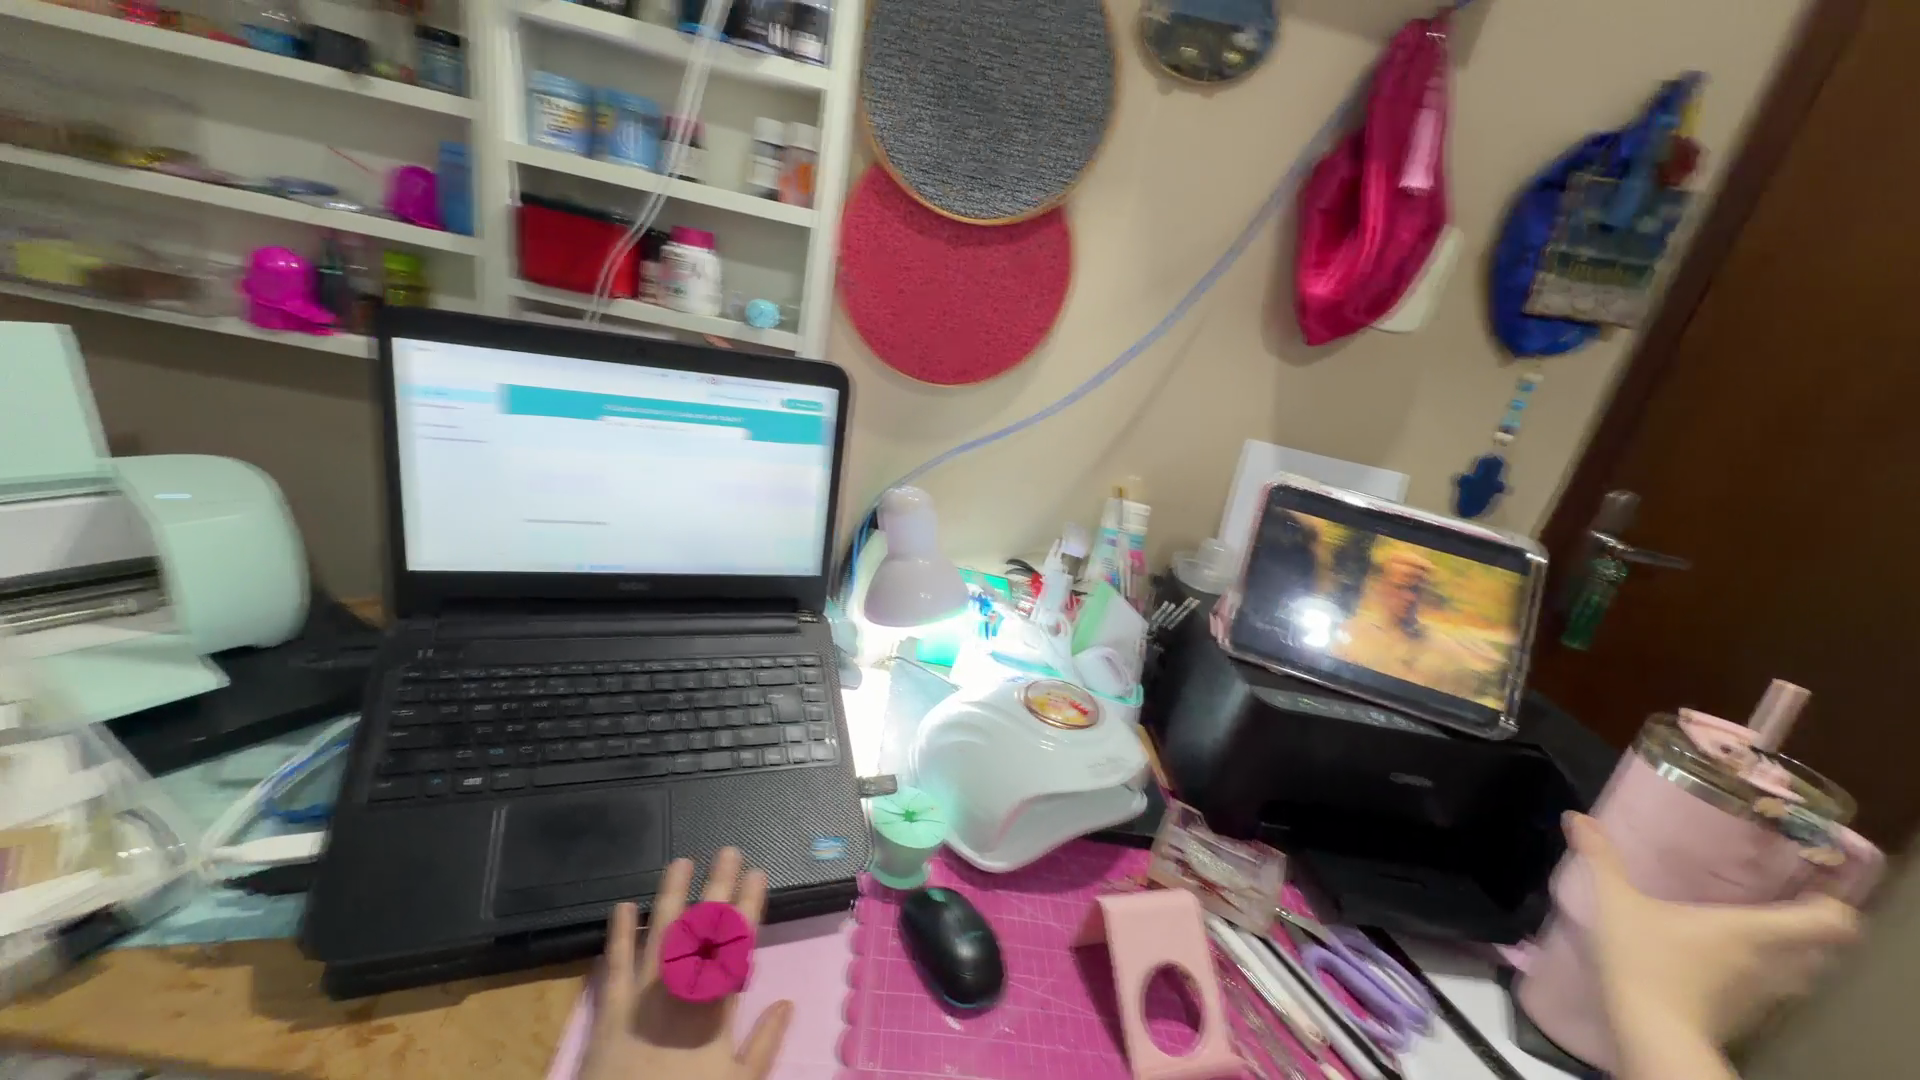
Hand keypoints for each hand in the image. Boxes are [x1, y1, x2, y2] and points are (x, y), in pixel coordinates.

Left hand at [581, 848, 792, 1079]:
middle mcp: (680, 995)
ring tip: (681, 862)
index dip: (748, 908)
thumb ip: (763, 1045)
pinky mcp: (609, 1014)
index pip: (737, 947)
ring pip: (659, 937)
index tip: (757, 874)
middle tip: (727, 852)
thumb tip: (787, 1004)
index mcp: (714, 1013)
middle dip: (717, 888)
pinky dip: (618, 936)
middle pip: (702, 932)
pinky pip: (614, 967)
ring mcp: (642, 1000)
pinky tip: (621, 907)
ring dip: (670, 896)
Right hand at [1566, 812, 1861, 1048]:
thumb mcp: (1614, 902)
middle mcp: (1772, 962)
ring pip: (1801, 973)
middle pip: (1821, 949)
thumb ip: (1600, 858)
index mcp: (1751, 930)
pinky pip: (1774, 992)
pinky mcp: (1749, 1016)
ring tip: (1758, 938)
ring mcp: (1764, 994)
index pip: (1828, 921)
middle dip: (1809, 931)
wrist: (1653, 1030)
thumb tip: (1577, 817)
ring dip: (1791, 956)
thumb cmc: (1642, 959)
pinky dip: (1765, 978)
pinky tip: (1729, 969)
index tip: (1814, 890)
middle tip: (1780, 909)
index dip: (1832, 906)